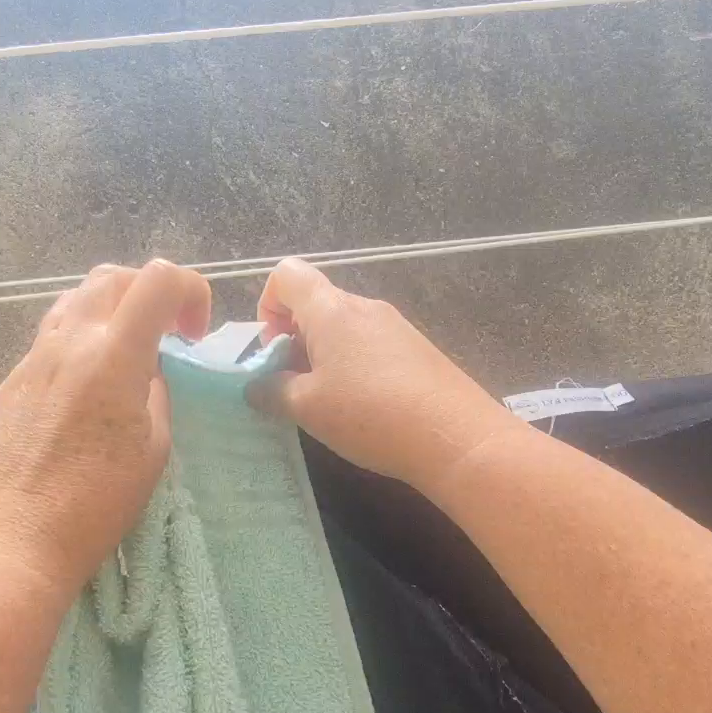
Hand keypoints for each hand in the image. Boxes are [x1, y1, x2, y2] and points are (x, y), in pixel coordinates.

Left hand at [0, 260, 211, 588]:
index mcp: (113, 355)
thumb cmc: (99, 502)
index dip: (191, 291)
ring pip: (77, 297)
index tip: (195, 333)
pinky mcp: (14, 378)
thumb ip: (158, 390)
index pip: (159, 279)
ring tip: (128, 350)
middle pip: (114, 276)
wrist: (21, 537)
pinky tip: (89, 381)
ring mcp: (35, 356)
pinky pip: (53, 334)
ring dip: (113, 308)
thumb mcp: (155, 447)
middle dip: (151, 293)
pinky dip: (83, 336)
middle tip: (168, 335)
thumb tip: (152, 367)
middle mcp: (70, 340)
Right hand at [247, 259, 514, 490]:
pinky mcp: (416, 349)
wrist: (455, 437)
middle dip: (292, 340)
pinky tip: (361, 409)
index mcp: (331, 311)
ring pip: (341, 328)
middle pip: (314, 304)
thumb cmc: (370, 415)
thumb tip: (256, 386)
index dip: (267, 306)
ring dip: (322, 358)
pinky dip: (352, 367)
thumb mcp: (307, 408)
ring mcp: (394, 326)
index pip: (286, 275)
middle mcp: (363, 307)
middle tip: (292, 387)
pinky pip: (369, 346)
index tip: (273, 351)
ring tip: (326, 404)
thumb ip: (272, 390)